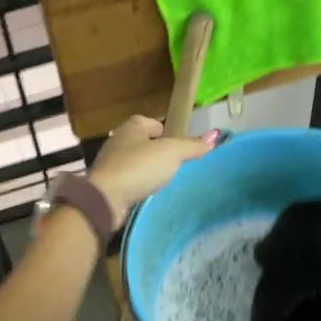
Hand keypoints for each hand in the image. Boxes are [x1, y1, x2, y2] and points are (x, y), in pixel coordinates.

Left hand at [86, 115, 218, 216]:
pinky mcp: (108, 185)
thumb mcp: (171, 153)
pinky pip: (127, 181)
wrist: (105, 199)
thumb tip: (215, 135)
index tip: (175, 142)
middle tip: (174, 162)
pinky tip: (148, 193)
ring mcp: (110, 164)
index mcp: (131, 127)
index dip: (163, 129)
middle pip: (141, 142)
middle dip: (156, 150)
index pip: (149, 121)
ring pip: (133, 162)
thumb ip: (192, 145)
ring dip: (146, 169)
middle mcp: (117, 142)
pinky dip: (137, 185)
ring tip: (164, 179)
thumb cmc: (138, 167)